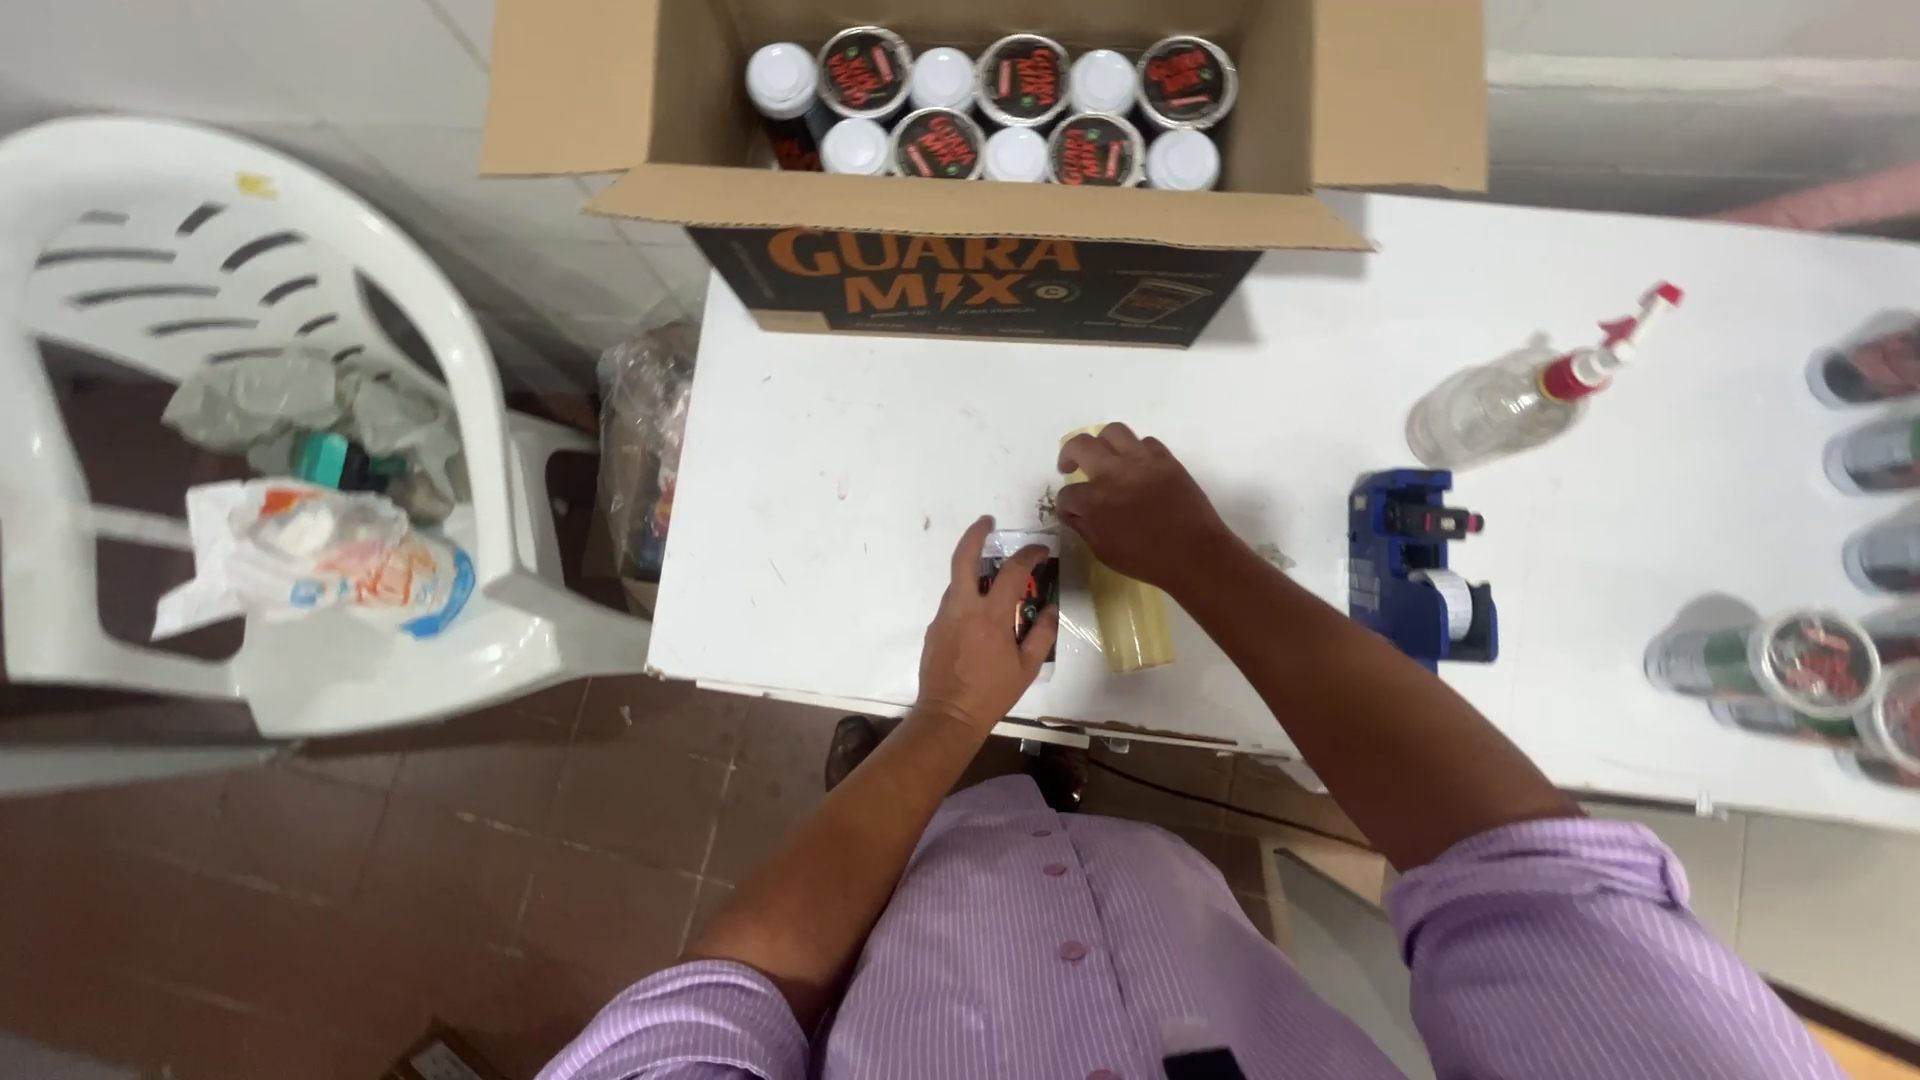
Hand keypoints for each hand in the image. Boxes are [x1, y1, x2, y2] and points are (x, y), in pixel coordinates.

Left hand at [916, 516, 1059, 734]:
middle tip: (988, 522)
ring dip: (974, 572)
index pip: (1012, 571)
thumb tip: (1049, 609)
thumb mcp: (1027, 667)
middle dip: (976, 534)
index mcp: (991, 615)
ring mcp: (944, 616)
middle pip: (964, 557)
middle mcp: (963, 608)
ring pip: (957, 582)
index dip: (1029, 554)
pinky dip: (966, 598)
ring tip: (993, 578)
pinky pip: (952, 604)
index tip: (1040, 550)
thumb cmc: (992, 694)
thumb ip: (1041, 633)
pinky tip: (979, 615)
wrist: (949, 715)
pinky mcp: (934, 629)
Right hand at [1056, 423, 1236, 592]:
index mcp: (1094, 501)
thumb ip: (1084, 528)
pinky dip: (1135, 450)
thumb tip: (1074, 513)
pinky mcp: (1166, 460)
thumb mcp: (1103, 551)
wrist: (1194, 554)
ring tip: (1103, 456)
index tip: (1071, 512)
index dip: (1065, 505)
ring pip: (1113, 431)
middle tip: (1070, 466)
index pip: (1066, 494)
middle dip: (1068, 455)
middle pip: (1080, 446)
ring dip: (1101, 442)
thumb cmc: (1146, 560)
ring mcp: (1141, 462)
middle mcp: (1113, 473)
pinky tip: (1135, 465)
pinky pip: (1146, 442)